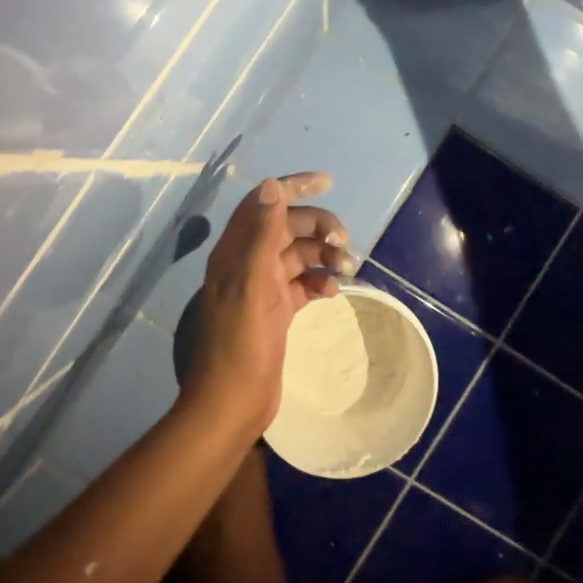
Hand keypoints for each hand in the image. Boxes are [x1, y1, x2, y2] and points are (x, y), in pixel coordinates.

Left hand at [187, 172, 355, 433]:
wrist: (234, 401)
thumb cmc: (240, 343)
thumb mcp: (249, 285)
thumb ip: (260, 235)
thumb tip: (271, 186)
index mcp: (235, 252)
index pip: (264, 203)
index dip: (293, 187)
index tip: (327, 181)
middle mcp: (247, 264)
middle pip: (287, 227)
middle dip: (318, 226)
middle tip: (344, 242)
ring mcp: (262, 289)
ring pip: (299, 256)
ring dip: (324, 255)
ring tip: (348, 268)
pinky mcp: (276, 311)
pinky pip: (303, 284)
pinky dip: (320, 282)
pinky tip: (334, 292)